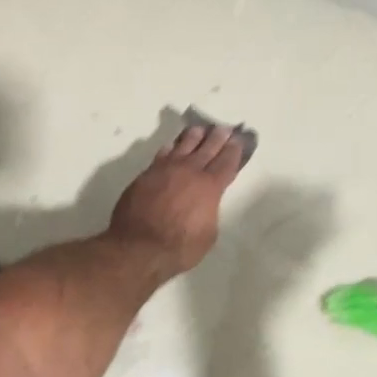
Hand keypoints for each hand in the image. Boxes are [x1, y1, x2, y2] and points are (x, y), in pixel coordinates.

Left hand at [108, 120, 248, 276]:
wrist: (138, 247)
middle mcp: (189, 171)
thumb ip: (209, 211)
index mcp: (210, 187)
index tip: (238, 141)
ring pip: (183, 145)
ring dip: (194, 136)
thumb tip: (205, 203)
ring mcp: (166, 170)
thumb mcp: (207, 234)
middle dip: (217, 137)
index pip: (226, 163)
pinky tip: (173, 146)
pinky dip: (171, 148)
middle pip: (207, 148)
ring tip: (200, 130)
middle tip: (223, 128)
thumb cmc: (179, 248)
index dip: (234, 151)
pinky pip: (162, 154)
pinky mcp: (146, 175)